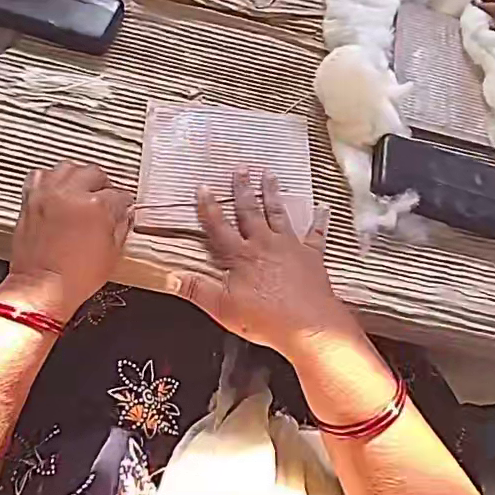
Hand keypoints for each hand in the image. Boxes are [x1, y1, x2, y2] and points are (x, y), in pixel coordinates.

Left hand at [4, 161, 134, 319]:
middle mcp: (71, 194)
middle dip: (103, 185)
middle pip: (94, 172)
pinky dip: (50, 180)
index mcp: (96, 205)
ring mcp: (48, 195)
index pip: (119, 194)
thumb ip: (121, 226)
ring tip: (82, 190)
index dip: (124, 204)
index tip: (124, 208)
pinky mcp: (30, 201)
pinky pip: (40, 176)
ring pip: (67, 168)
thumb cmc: (75, 276)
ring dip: (77, 177)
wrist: (42, 288)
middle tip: (106, 198)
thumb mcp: (112, 253)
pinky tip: (57, 190)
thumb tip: (123, 215)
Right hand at [169, 169, 360, 358]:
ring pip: (279, 214)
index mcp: (242, 255)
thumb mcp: (223, 308)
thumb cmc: (267, 319)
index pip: (220, 226)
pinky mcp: (311, 255)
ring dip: (272, 193)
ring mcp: (290, 246)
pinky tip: (322, 207)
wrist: (309, 325)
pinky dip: (319, 219)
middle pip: (250, 211)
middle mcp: (265, 244)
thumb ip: (197, 290)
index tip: (203, 187)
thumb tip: (172, 277)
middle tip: (241, 169)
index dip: (209, 206)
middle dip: (243, 189)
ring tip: (269, 175)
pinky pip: (316, 233)